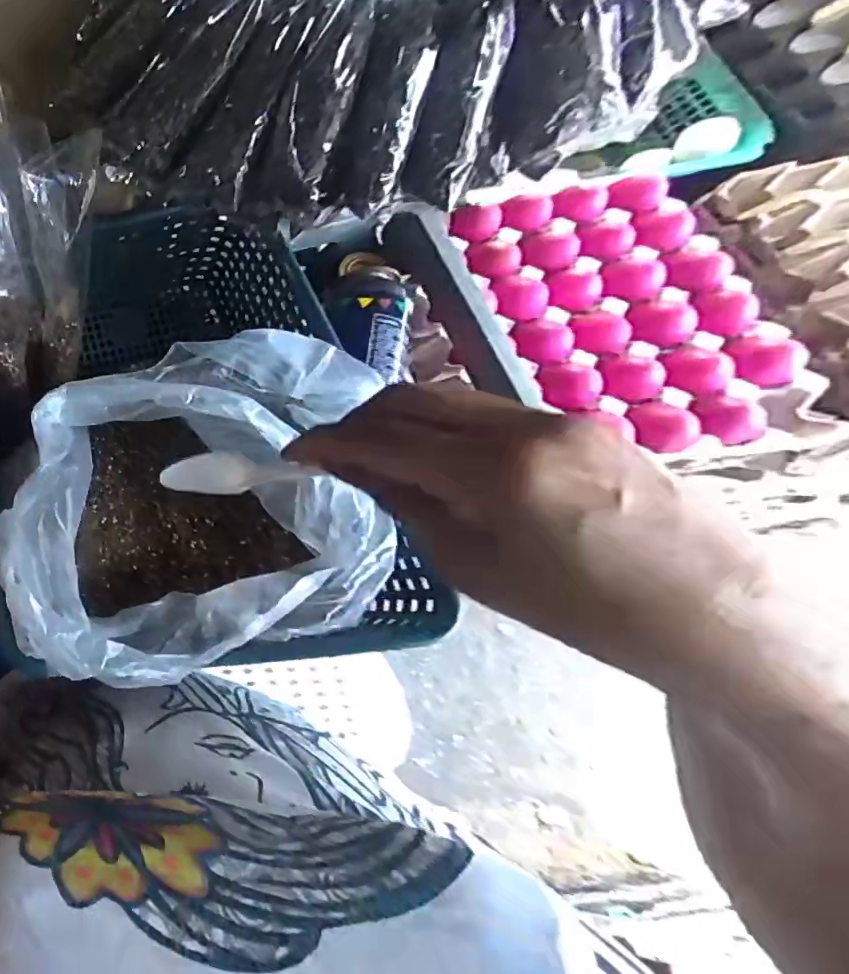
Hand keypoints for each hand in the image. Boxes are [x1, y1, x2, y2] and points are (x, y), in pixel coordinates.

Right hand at [285, 385, 773, 688]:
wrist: (720, 616)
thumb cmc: (579, 608)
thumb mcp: (470, 561)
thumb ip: (404, 501)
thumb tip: (349, 467)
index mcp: (493, 472)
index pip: (383, 438)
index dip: (327, 441)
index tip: (292, 452)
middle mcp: (524, 427)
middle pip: (410, 398)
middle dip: (356, 421)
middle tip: (329, 451)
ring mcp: (557, 418)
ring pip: (446, 396)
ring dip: (396, 417)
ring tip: (373, 450)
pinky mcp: (578, 422)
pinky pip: (484, 408)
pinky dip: (439, 422)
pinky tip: (431, 452)